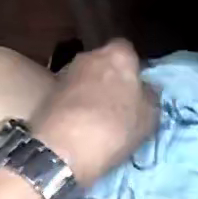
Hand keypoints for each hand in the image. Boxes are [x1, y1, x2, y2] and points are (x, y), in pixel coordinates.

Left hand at [30, 40, 160, 183]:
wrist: (63, 149)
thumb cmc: (115, 125)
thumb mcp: (149, 116)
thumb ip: (149, 96)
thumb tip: (145, 90)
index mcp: (117, 54)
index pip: (127, 49)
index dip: (132, 67)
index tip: (136, 86)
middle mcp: (89, 56)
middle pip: (103, 62)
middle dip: (110, 77)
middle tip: (119, 102)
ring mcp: (65, 73)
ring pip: (85, 78)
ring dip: (91, 92)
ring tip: (99, 118)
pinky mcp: (47, 94)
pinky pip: (70, 95)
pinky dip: (76, 105)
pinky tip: (81, 125)